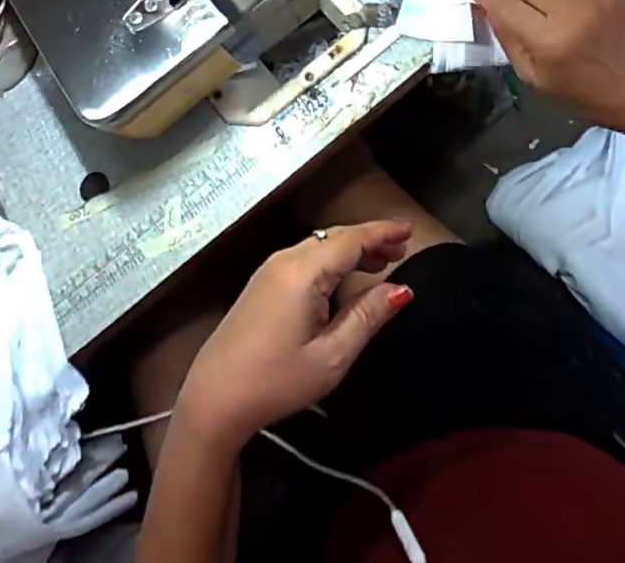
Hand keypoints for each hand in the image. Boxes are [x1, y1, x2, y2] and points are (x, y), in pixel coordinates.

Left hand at [175, 221, 414, 450]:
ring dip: (351, 248)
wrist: (214, 396)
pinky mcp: (263, 282)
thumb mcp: (331, 356)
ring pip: (319, 246)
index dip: (382, 232)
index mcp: (303, 272)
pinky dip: (331, 259)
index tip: (409, 229)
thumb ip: (367, 316)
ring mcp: (270, 269)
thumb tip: (402, 289)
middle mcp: (285, 260)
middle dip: (369, 238)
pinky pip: (305, 257)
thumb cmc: (276, 381)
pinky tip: (345, 275)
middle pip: (334, 237)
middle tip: (402, 247)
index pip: (350, 239)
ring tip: (382, 260)